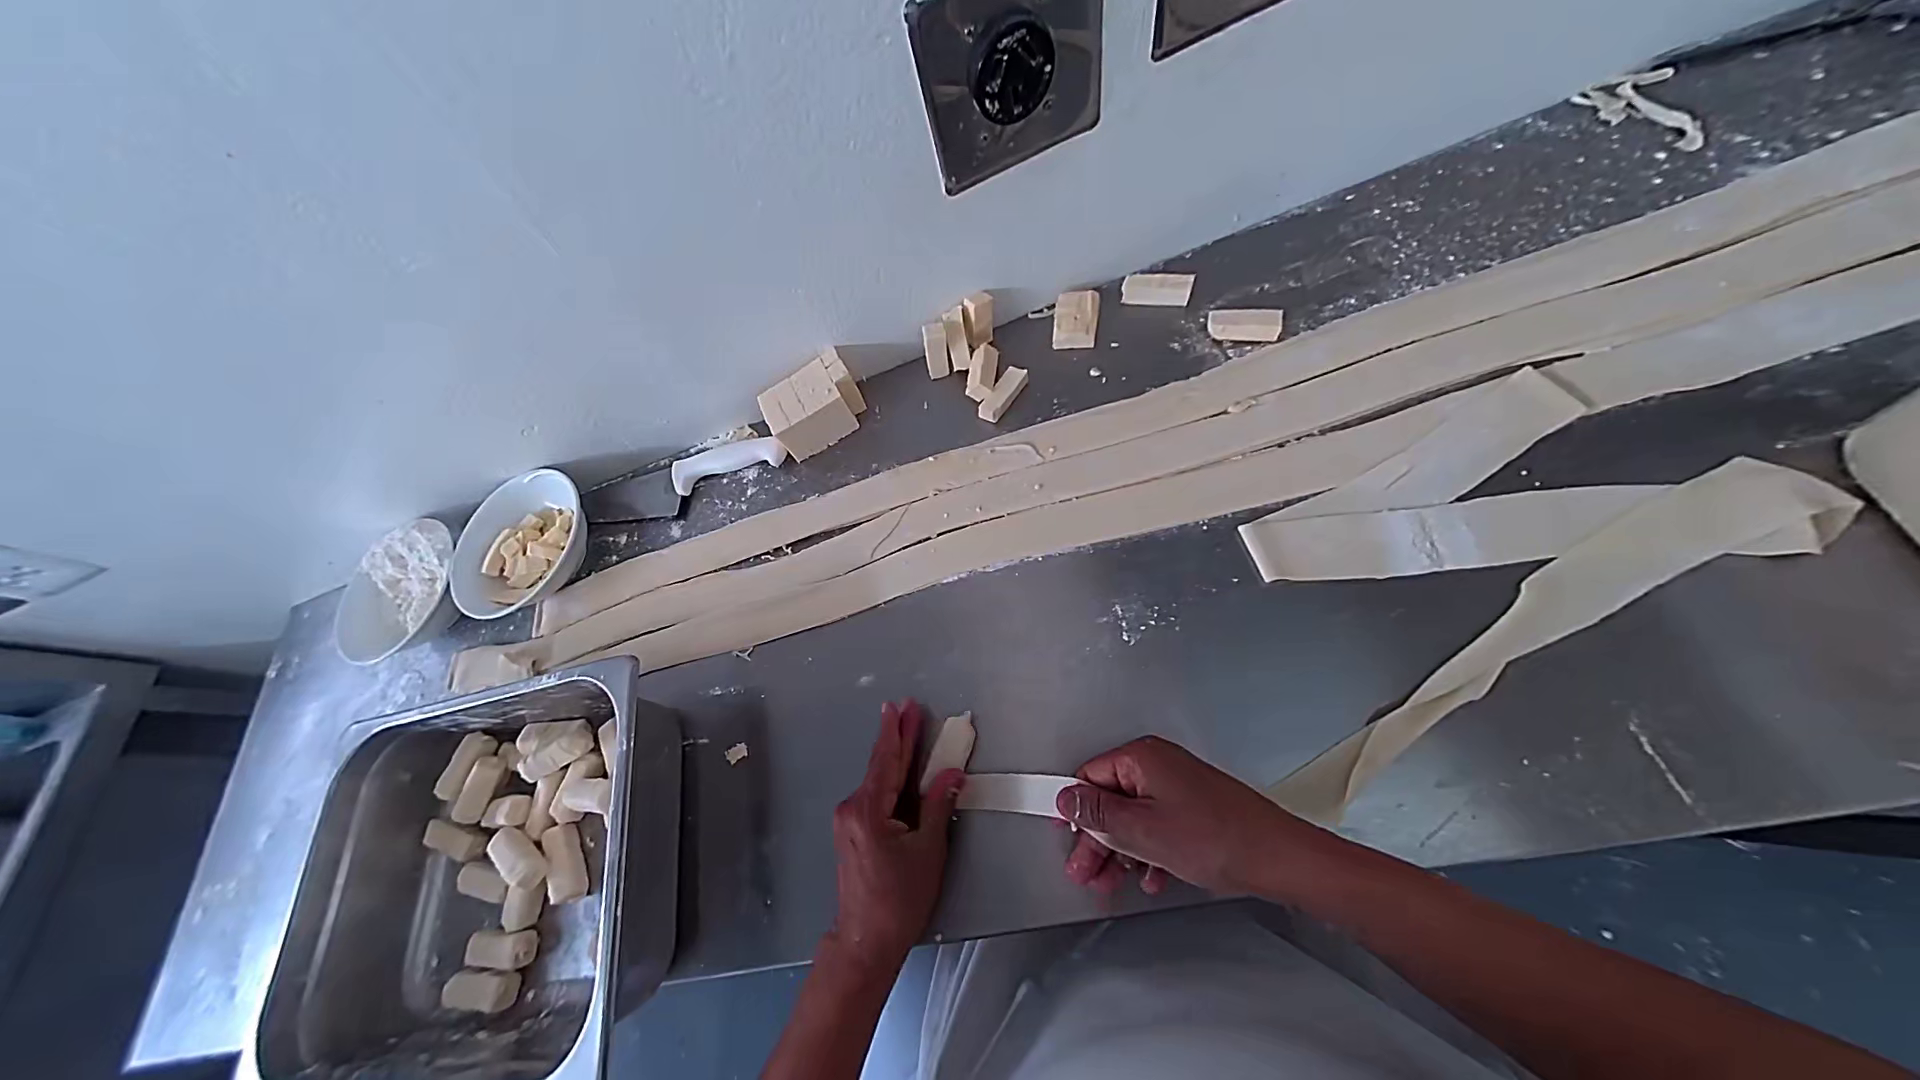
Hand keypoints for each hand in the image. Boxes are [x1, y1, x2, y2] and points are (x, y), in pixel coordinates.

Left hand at [826, 699, 965, 968]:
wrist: (865, 941)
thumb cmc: (899, 899)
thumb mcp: (927, 850)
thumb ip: (938, 806)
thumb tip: (951, 774)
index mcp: (868, 809)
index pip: (887, 761)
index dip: (897, 732)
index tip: (900, 706)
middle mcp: (852, 808)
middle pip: (880, 766)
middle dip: (896, 737)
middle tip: (907, 708)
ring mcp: (848, 820)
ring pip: (877, 781)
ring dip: (894, 758)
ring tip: (908, 733)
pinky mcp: (851, 832)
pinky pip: (874, 795)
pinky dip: (890, 780)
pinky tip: (901, 772)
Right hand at [1055, 735, 1315, 896]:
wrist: (1280, 858)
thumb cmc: (1221, 838)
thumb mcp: (1141, 830)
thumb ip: (1097, 813)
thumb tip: (1067, 798)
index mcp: (1142, 758)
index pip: (1089, 777)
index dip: (1075, 811)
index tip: (1064, 834)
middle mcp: (1158, 765)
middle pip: (1110, 799)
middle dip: (1097, 839)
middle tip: (1086, 869)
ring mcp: (1177, 785)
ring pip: (1133, 817)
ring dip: (1120, 851)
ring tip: (1114, 880)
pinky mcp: (1193, 806)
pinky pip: (1157, 824)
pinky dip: (1147, 850)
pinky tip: (1150, 875)